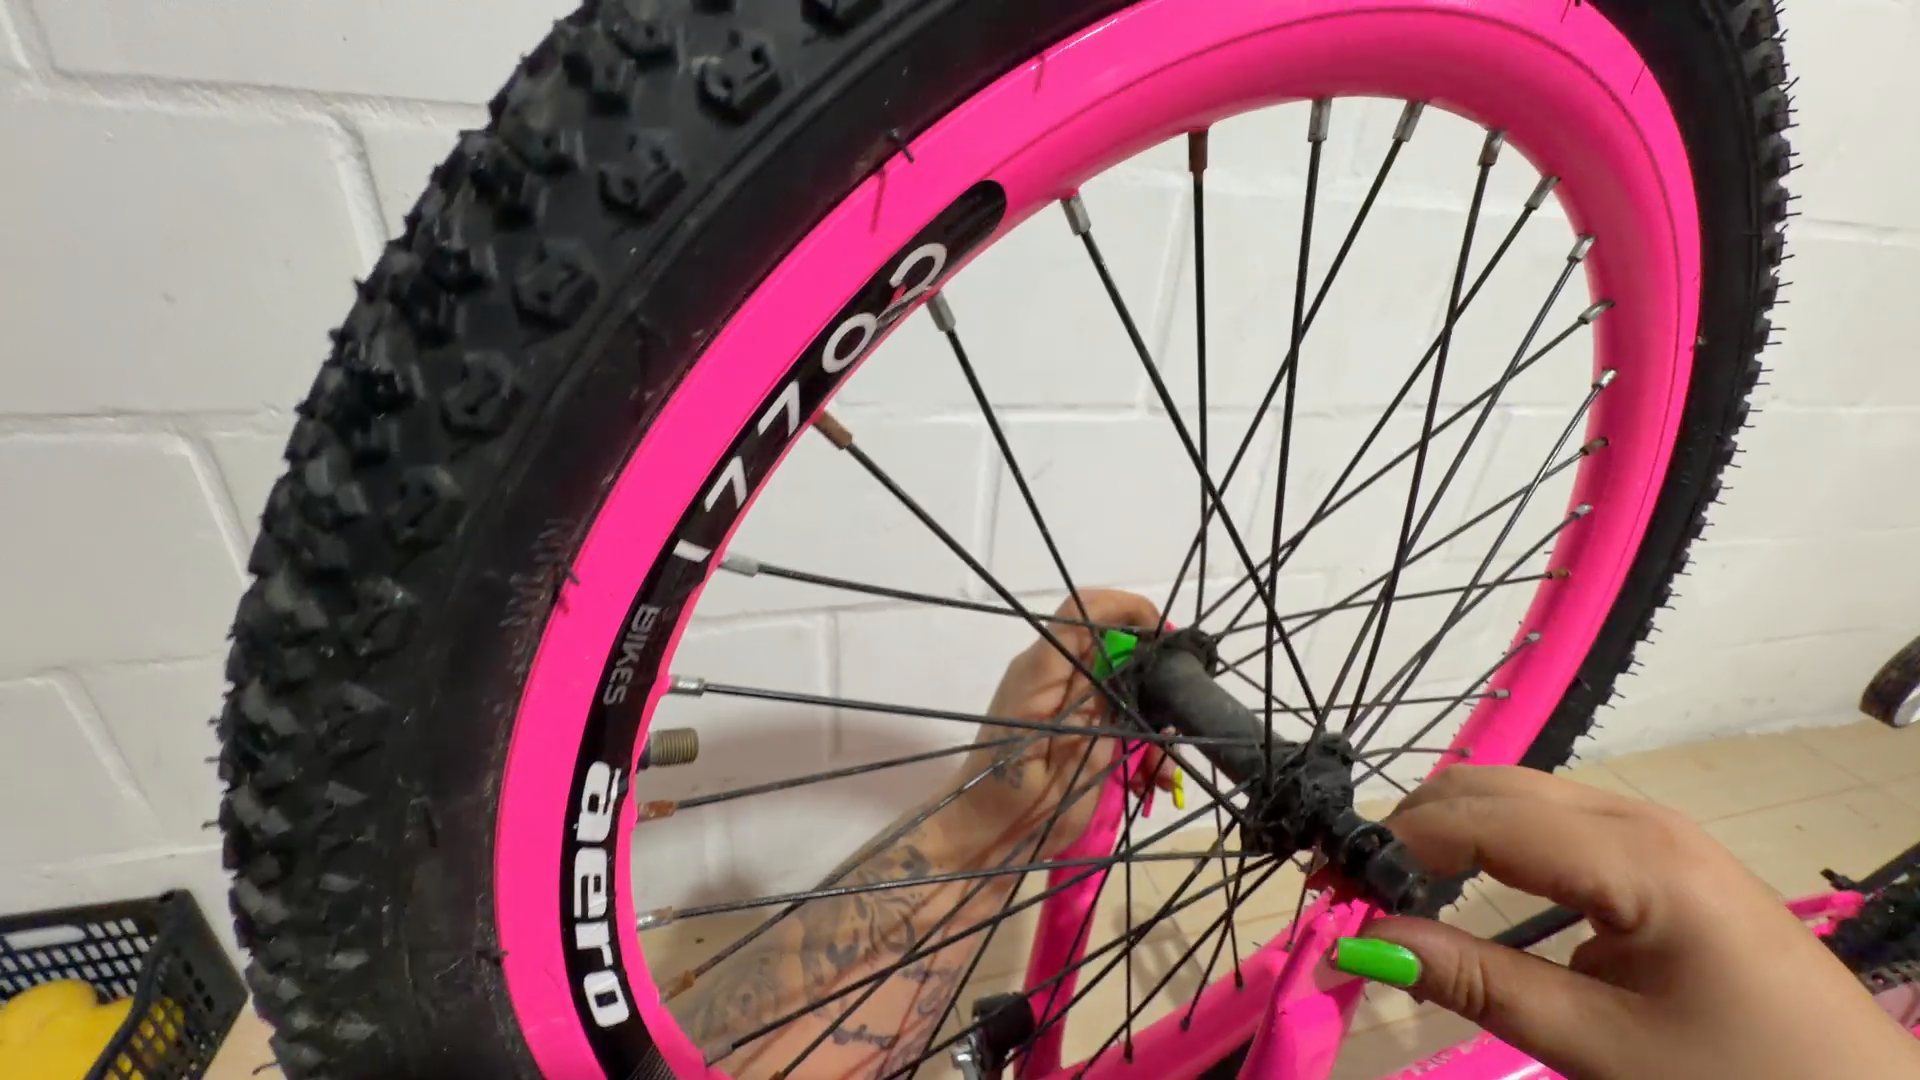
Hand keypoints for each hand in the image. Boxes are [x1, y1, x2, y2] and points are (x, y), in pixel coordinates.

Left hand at [952, 589, 1171, 861]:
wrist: (985, 837)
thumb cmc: (1013, 799)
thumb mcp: (1066, 754)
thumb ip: (1101, 705)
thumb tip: (1137, 660)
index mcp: (1041, 671)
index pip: (1081, 610)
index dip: (1126, 608)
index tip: (1165, 637)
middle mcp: (1055, 676)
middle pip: (1115, 648)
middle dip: (1155, 681)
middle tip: (1179, 720)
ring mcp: (1068, 702)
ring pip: (1127, 690)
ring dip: (1153, 726)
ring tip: (1162, 774)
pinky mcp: (1079, 728)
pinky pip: (1120, 721)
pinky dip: (1141, 748)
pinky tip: (1152, 783)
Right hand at [1359, 766, 1919, 1079]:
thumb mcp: (1603, 1049)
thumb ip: (1474, 983)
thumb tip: (1355, 943)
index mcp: (1633, 855)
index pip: (1474, 818)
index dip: (1390, 845)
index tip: (1331, 888)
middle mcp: (1634, 815)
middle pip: (1481, 787)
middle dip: (1404, 827)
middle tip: (1352, 887)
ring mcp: (1646, 825)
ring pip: (1504, 792)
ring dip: (1437, 827)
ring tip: (1394, 882)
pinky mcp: (1651, 847)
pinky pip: (1538, 814)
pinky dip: (1478, 834)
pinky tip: (1460, 875)